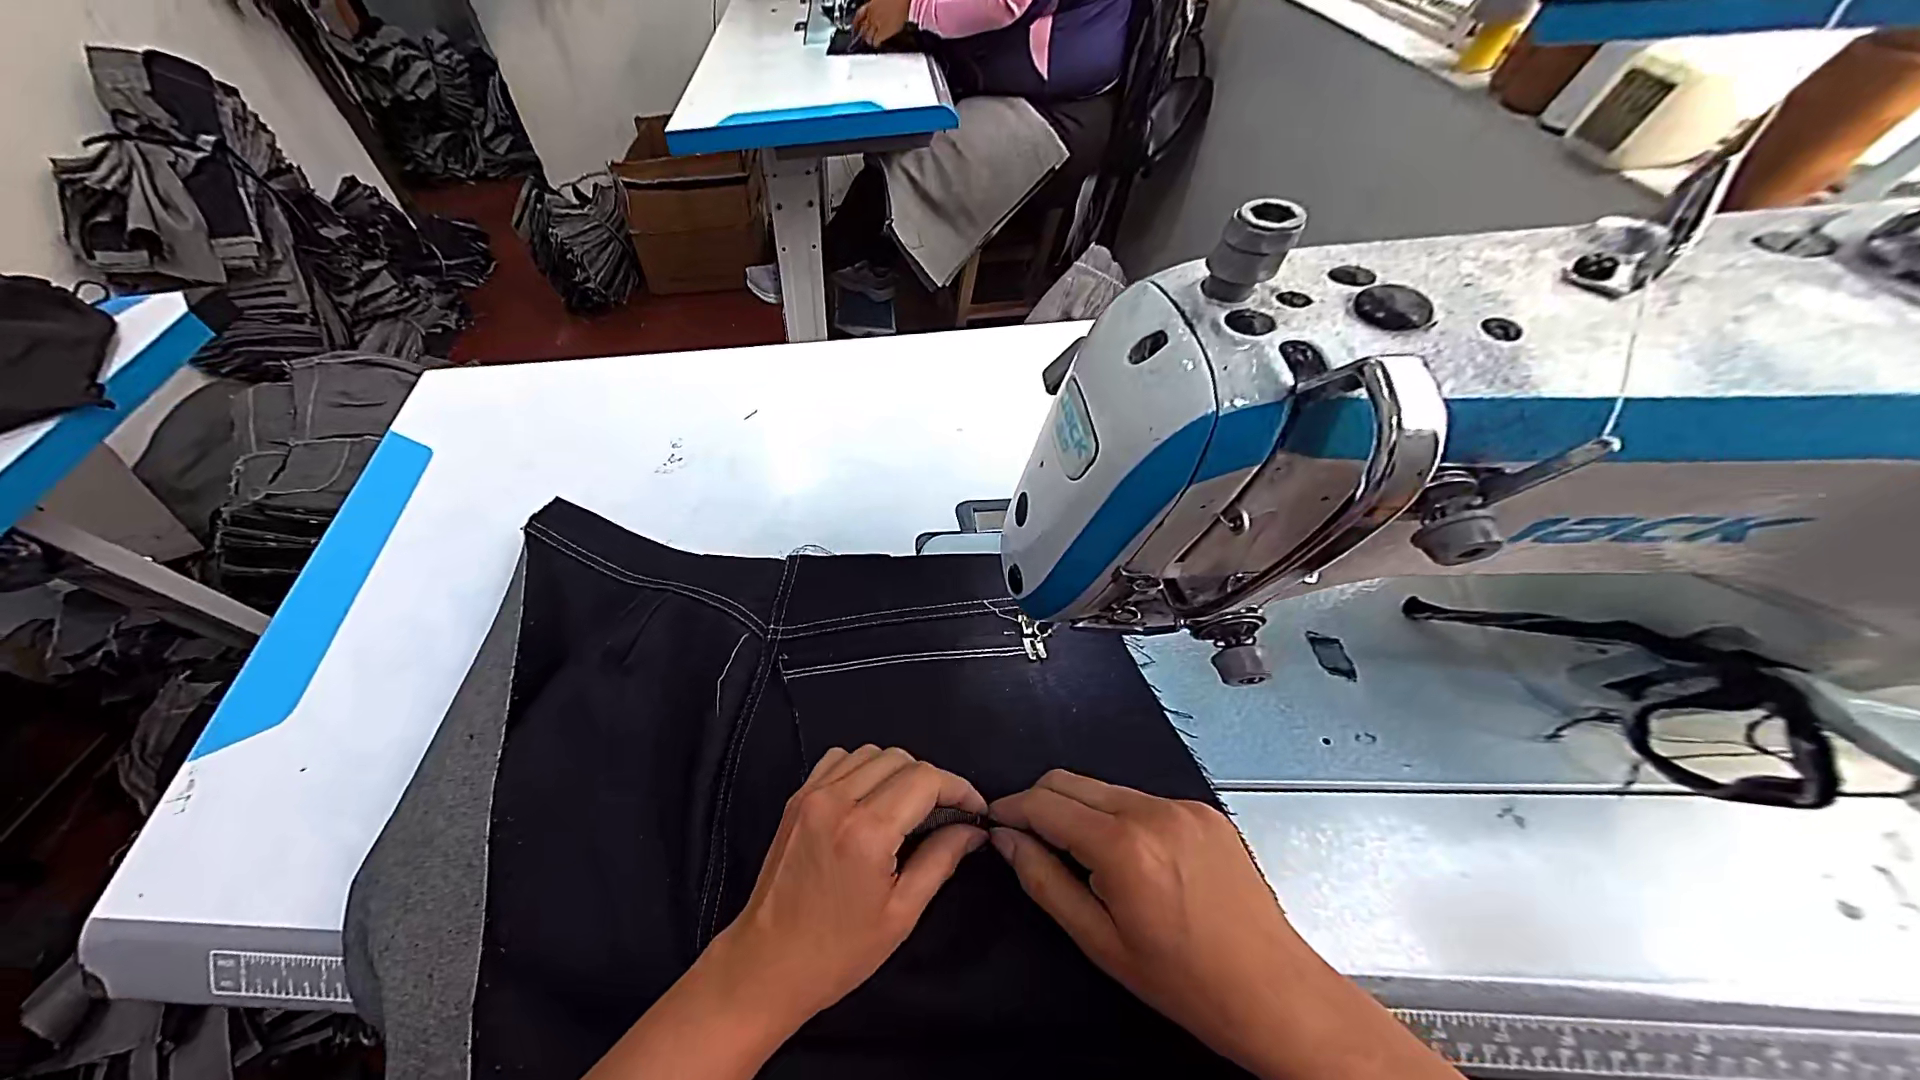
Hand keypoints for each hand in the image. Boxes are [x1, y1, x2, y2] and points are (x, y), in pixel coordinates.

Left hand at [585, 746, 986, 1079]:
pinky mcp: (797, 797)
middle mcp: (838, 800)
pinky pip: (840, 758)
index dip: (958, 787)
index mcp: (868, 831)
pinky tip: (870, 797)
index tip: (975, 808)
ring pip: (871, 752)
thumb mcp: (902, 913)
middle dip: (931, 780)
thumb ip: (942, 859)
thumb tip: (974, 829)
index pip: (926, 779)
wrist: (765, 966)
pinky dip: (864, 767)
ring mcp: (813, 794)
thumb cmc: (838, 951)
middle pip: (901, 759)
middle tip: (943, 813)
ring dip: (898, 771)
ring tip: (908, 806)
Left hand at [853, 0, 909, 44]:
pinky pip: (876, 41)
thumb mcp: (882, 1)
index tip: (855, 27)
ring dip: (869, 40)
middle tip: (863, 37)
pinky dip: (876, 43)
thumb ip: (878, 7)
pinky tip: (878, 44)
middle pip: (863, 27)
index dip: (856, 23)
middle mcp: (871, 15)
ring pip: (867, 36)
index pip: (859, 16)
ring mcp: (876, 24)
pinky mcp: (882, 32)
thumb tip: (878, 12)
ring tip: (871, 42)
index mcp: (871, 5)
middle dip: (862, 33)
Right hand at [990, 771, 1459, 1079]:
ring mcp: (1182, 806)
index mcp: (1123, 847)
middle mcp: (1153, 811)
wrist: (1274, 992)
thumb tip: (1007, 840)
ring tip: (1081, 852)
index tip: (996, 818)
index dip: (1012, 807)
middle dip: (1040, 801)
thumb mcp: (1099, 941)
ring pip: (1106, 787)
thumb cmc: (1186, 980)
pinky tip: (1129, 854)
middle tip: (1027, 834)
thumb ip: (1044, 881)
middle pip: (1071, 781)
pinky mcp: (1203, 809)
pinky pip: (1143, 797)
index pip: (1046, 803)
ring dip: (1080, 808)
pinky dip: (1120, 815)